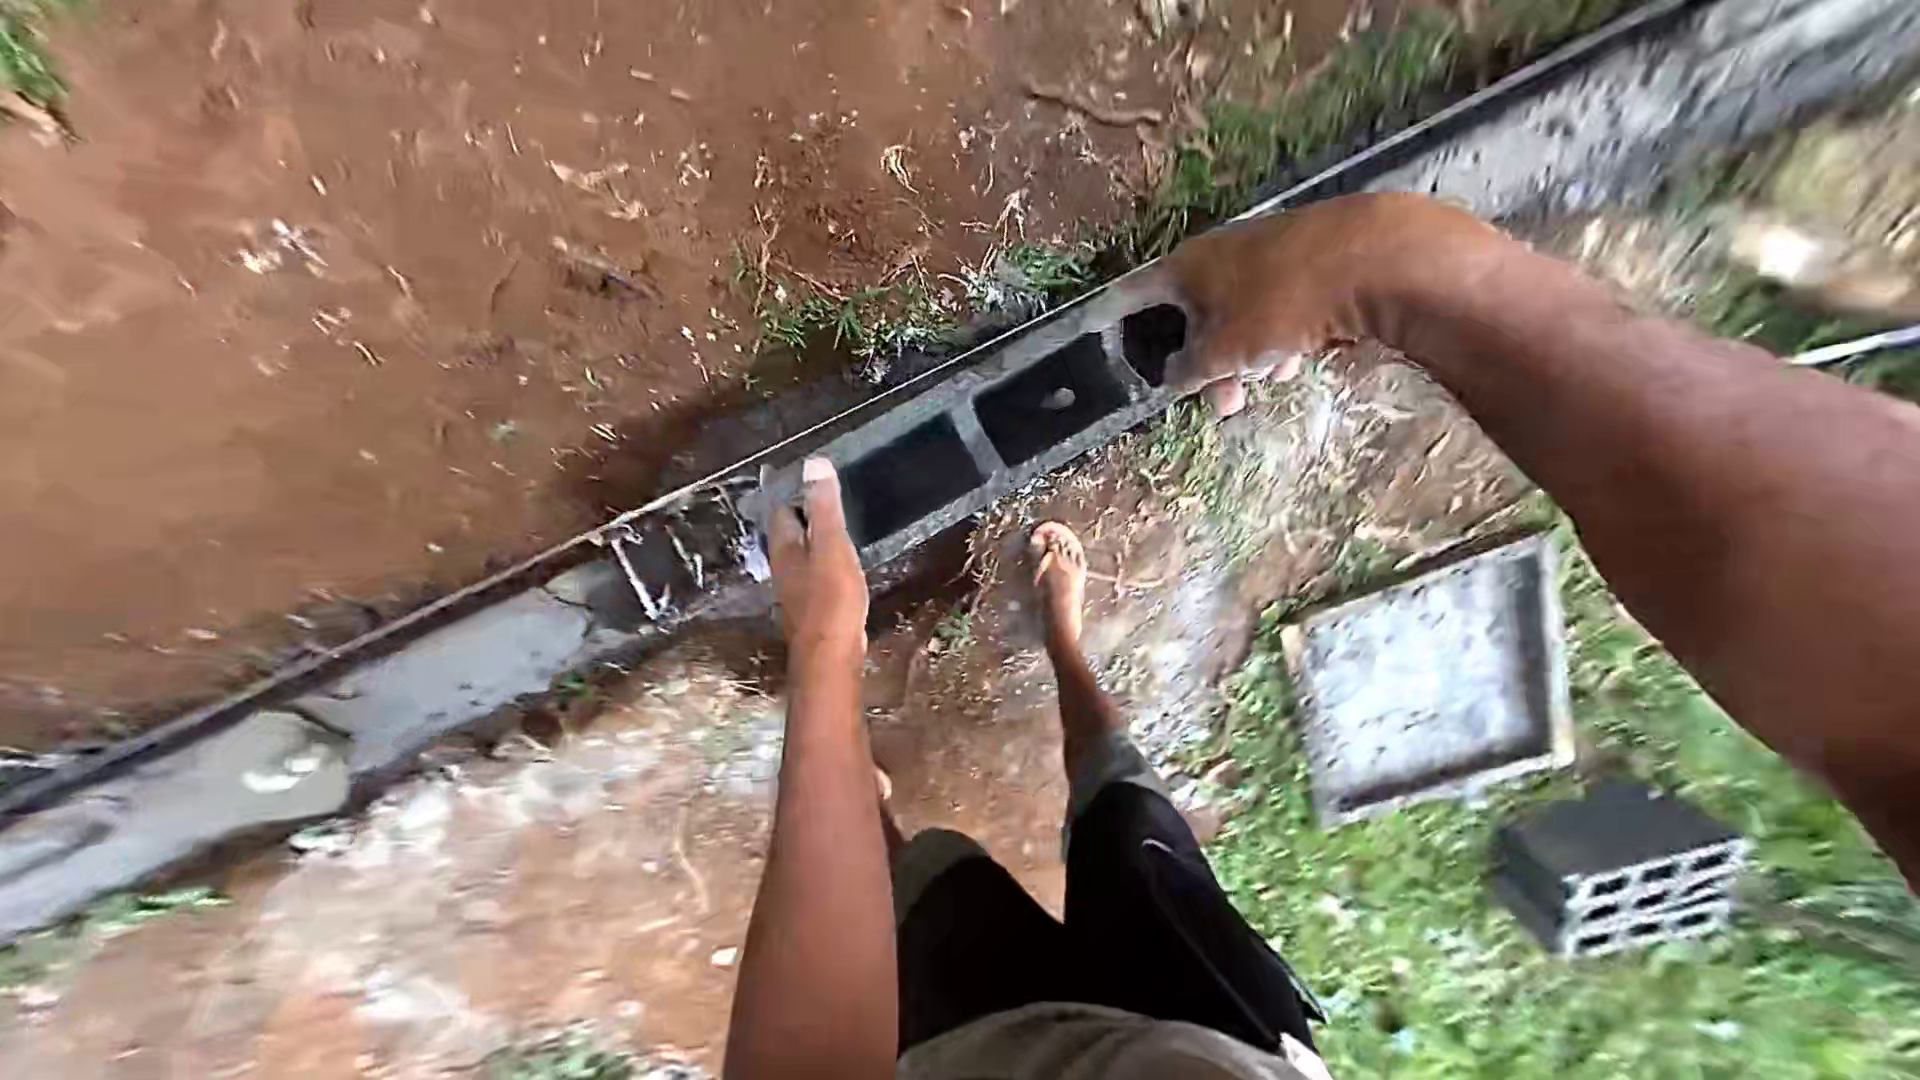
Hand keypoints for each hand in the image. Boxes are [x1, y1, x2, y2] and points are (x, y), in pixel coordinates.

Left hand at [768, 457, 868, 660]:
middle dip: (801, 511)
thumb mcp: (832, 545)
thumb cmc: (831, 597)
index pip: (780, 508)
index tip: (809, 473)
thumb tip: (814, 463)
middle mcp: (783, 565)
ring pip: (800, 551)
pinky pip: (814, 569)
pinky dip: (824, 556)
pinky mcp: (812, 604)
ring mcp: (796, 587)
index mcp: (785, 547)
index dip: (792, 489)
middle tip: (824, 492)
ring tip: (833, 519)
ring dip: (812, 534)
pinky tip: (840, 558)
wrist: (830, 654)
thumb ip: (824, 507)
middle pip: (787, 530)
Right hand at [1128, 193, 1501, 415]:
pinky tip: (1296, 360)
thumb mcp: (1221, 354)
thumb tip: (1175, 376)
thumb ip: (1188, 372)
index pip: (1133, 293)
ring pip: (1235, 317)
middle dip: (1203, 366)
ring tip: (1267, 384)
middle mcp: (1218, 254)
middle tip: (1221, 402)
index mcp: (1185, 267)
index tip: (1103, 333)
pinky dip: (1274, 338)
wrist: (1377, 259)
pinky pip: (1272, 307)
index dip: (1114, 316)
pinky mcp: (1304, 259)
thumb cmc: (1277, 306)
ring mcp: (1263, 254)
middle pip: (1192, 317)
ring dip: (1243, 359)